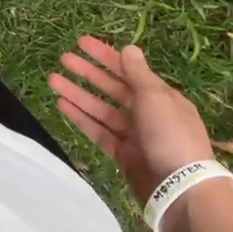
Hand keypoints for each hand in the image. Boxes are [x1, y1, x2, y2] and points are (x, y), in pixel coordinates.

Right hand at [49, 36, 216, 203]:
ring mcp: (135, 135)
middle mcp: (149, 115)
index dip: (106, 56)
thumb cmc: (170, 135)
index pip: (130, 72)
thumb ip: (137, 73)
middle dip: (88, 73)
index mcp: (163, 100)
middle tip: (63, 59)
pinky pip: (97, 130)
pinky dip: (80, 117)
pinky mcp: (122, 153)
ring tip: (52, 80)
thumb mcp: (156, 98)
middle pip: (113, 89)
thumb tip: (130, 48)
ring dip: (77, 93)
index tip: (81, 42)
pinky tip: (61, 104)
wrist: (180, 189)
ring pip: (100, 108)